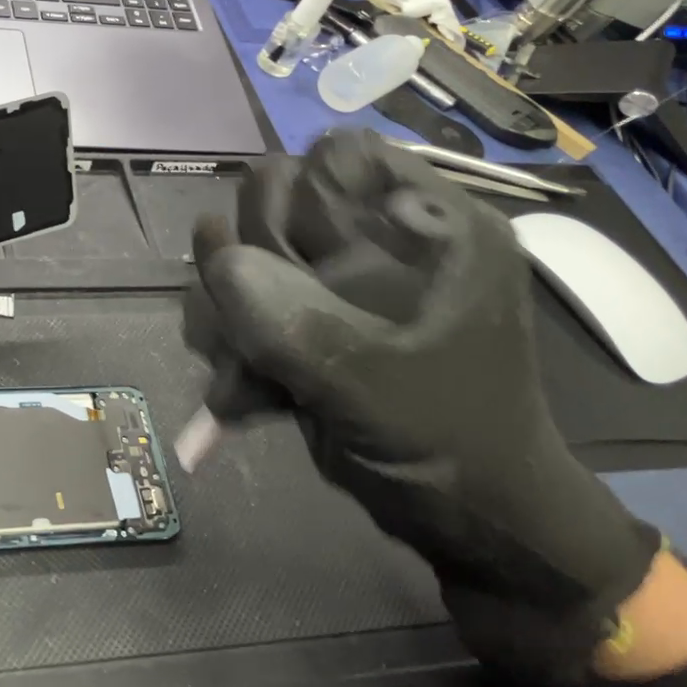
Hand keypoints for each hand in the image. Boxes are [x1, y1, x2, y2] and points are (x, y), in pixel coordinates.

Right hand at [185, 130, 658, 682]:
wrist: (473, 525)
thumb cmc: (450, 444)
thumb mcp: (369, 379)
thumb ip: (286, 315)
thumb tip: (213, 249)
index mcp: (432, 228)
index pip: (336, 160)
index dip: (292, 200)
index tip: (279, 264)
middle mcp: (387, 245)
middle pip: (280, 210)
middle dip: (249, 268)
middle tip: (253, 328)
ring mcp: (348, 291)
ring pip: (255, 264)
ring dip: (233, 320)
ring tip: (243, 378)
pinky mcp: (321, 329)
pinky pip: (254, 313)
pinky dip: (237, 353)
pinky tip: (236, 400)